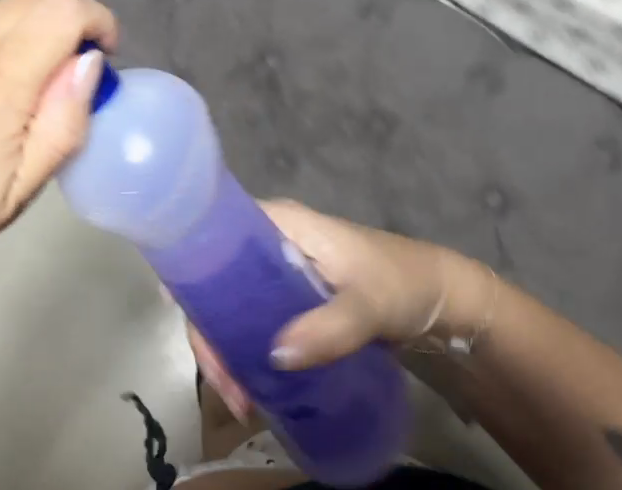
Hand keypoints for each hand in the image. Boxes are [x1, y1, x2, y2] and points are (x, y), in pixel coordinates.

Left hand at [0, 0, 115, 274]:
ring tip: (29, 74)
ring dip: (32, 24)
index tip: (103, 55)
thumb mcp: (25, 185)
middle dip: (69, 21)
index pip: (62, 10)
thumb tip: (89, 62)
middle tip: (72, 68)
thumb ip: (66, 118)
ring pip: (2, 3)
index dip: (97, 21)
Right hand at [188, 201, 483, 419]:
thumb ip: (328, 329)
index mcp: (279, 223)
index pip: (215, 237)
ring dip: (225, 350)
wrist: (442, 300)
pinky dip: (245, 353)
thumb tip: (275, 357)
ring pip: (231, 306)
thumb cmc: (401, 284)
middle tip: (224, 382)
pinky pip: (252, 323)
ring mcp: (278, 272)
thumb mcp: (368, 304)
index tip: (179, 316)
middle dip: (210, 331)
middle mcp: (269, 242)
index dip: (191, 271)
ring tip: (239, 397)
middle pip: (217, 280)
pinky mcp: (291, 300)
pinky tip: (251, 387)